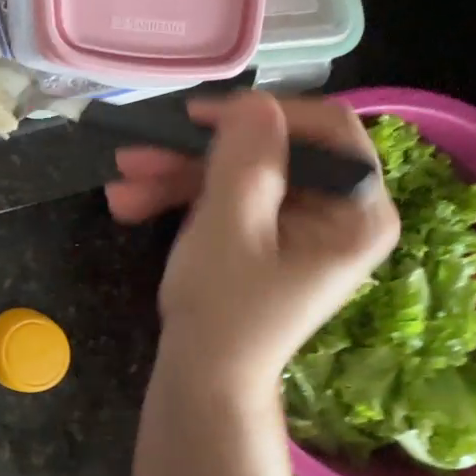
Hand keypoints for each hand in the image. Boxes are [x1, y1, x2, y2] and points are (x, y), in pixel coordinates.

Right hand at [105, 92, 399, 391]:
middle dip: (196, 154)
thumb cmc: (224, 307)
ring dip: (174, 175)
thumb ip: (244, 161)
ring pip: (236, 173)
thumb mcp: (229, 228)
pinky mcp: (262, 235)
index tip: (197, 116)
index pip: (327, 131)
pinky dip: (178, 196)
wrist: (204, 375)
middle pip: (270, 152)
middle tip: (135, 155)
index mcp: (356, 212)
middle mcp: (336, 211)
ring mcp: (297, 224)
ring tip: (119, 188)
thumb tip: (254, 101)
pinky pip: (224, 197)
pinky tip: (130, 204)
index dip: (262, 115)